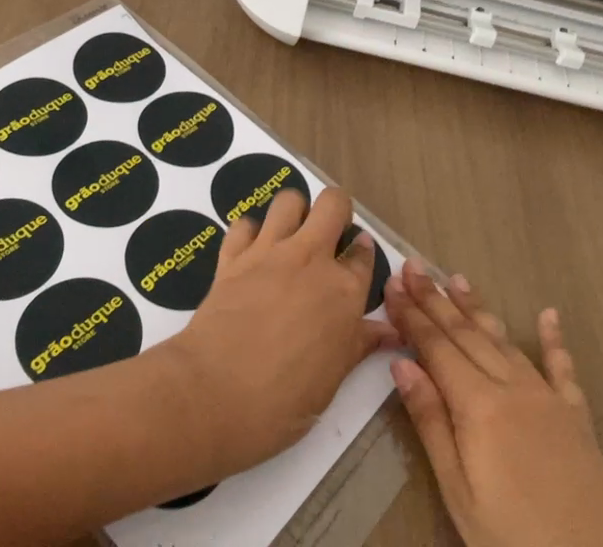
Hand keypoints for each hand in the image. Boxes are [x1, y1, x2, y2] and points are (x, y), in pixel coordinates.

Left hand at [160, 186, 398, 473]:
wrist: (213, 393)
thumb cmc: (282, 402)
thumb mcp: (332, 379)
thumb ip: (358, 345)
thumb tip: (390, 332)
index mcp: (344, 292)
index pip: (365, 255)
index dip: (363, 255)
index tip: (357, 261)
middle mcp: (311, 260)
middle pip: (333, 204)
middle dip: (337, 211)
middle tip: (329, 237)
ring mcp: (269, 253)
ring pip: (289, 201)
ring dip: (294, 212)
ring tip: (290, 237)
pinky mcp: (232, 257)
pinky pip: (244, 224)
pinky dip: (250, 232)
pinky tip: (251, 253)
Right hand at [385, 260, 602, 546]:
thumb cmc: (514, 536)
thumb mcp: (458, 491)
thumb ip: (431, 423)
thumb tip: (402, 364)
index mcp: (479, 405)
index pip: (437, 347)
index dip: (412, 315)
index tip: (392, 285)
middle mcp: (513, 387)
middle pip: (467, 334)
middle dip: (436, 300)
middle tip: (414, 267)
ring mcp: (549, 398)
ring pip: (505, 340)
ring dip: (478, 308)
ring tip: (456, 279)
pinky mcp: (577, 416)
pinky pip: (562, 368)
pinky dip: (553, 339)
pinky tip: (548, 315)